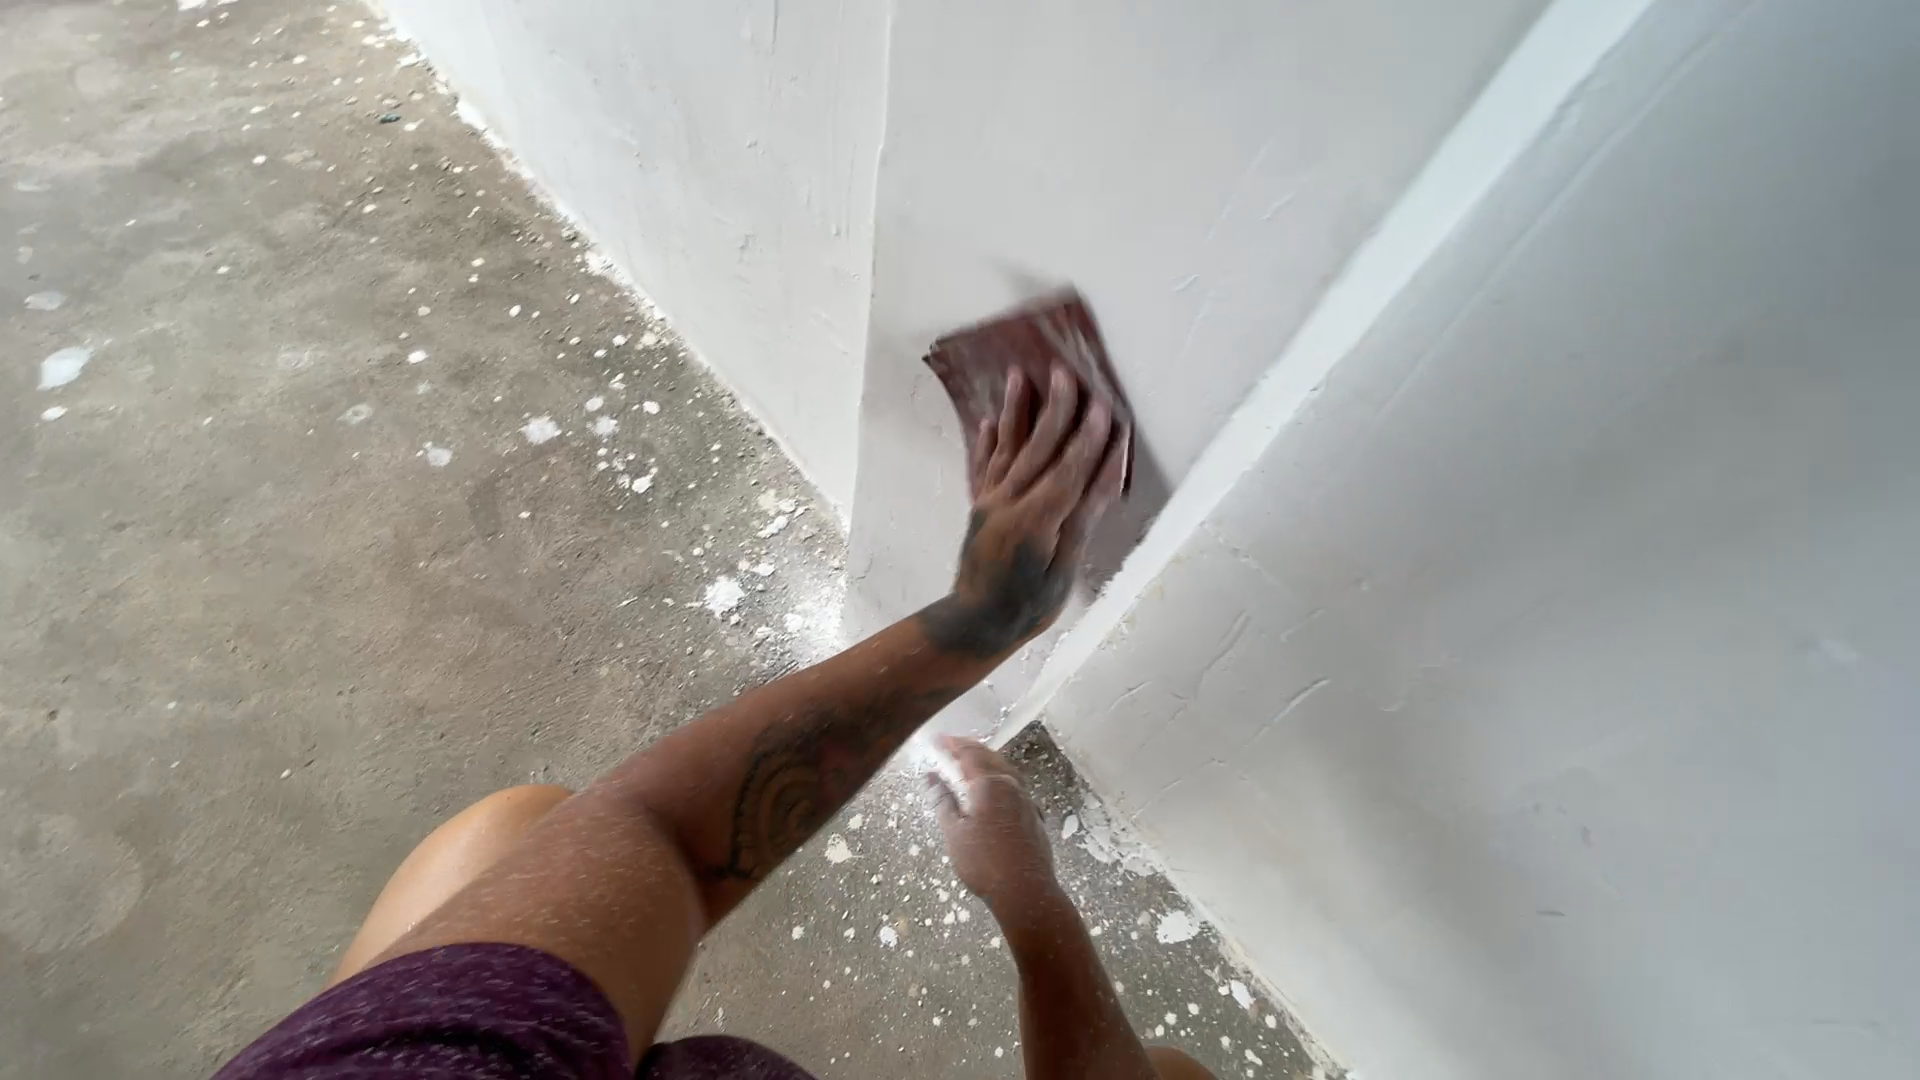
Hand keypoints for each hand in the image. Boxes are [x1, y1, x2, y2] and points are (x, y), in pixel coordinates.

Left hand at [927, 365, 1126, 656]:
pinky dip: (986, 444)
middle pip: (1036, 448)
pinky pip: (982, 468)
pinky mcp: (978, 509)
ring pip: (1005, 448)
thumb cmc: (1026, 607)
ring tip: (1016, 376)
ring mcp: (989, 502)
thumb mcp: (1063, 570)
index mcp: (1034, 520)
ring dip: (1014, 411)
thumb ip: (1080, 519)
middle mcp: (1007, 502)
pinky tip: (986, 422)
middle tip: (1064, 372)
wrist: (974, 624)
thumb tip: (1102, 476)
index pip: (1068, 469)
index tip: (1104, 407)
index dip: (1088, 439)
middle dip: (1054, 409)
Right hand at [928, 736, 1062, 915]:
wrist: (1026, 892)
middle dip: (970, 747)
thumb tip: (930, 775)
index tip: (938, 738)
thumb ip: (943, 800)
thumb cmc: (984, 863)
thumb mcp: (955, 833)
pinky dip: (1000, 775)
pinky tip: (997, 786)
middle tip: (953, 744)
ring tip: (972, 758)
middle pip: (989, 757)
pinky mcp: (1034, 813)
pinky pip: (1015, 783)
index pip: (968, 755)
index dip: (952, 744)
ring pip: (1005, 769)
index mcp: (990, 784)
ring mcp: (1026, 799)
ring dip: (987, 759)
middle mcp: (1011, 785)